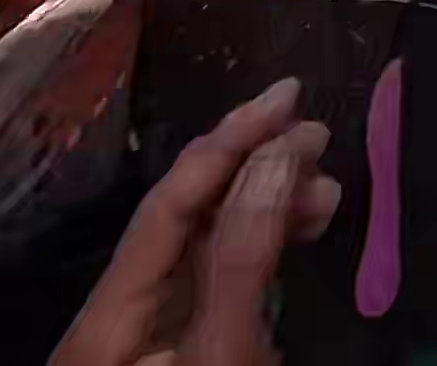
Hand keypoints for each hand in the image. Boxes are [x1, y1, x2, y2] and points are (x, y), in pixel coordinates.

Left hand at [52, 78, 341, 365]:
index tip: (287, 96)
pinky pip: (238, 266)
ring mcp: (166, 327)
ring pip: (220, 236)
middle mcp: (128, 312)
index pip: (170, 202)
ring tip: (329, 187)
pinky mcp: (200, 338)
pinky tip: (309, 222)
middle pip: (193, 212)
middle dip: (260, 163)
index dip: (228, 139)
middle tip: (320, 137)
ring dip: (276, 198)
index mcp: (107, 321)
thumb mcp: (223, 359)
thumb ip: (246, 256)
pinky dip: (277, 235)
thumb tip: (279, 153)